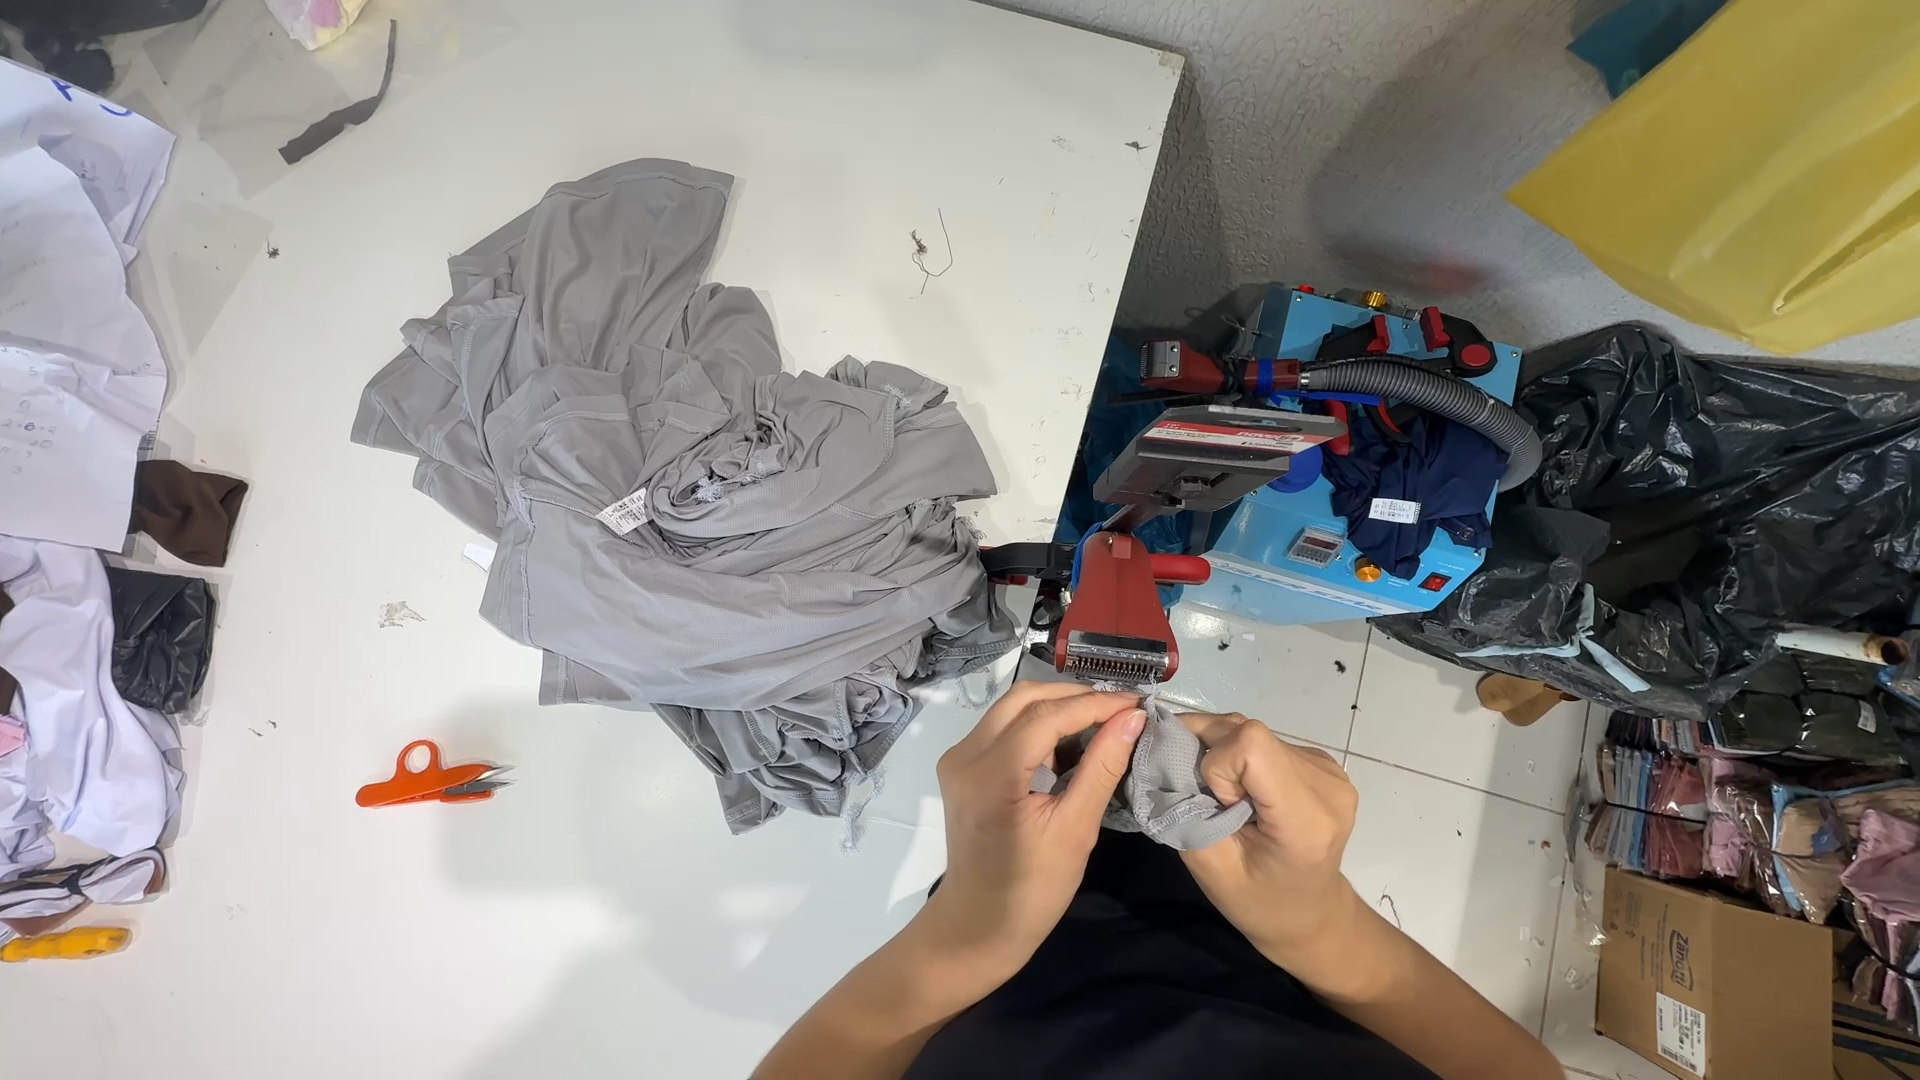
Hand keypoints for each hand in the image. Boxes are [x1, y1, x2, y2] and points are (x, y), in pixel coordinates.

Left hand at [916, 681, 1146, 983]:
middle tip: (1121, 708)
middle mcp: (965, 754)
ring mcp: (958, 757)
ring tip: (1102, 719)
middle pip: (1024, 698)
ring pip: (1011, 707)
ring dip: (1056, 707)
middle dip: (1074, 696)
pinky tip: (1069, 740)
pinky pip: (1002, 726)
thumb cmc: (1032, 890)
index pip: (1046, 717)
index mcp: (990, 774)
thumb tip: (1132, 719)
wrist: (978, 925)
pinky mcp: (961, 764)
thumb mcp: (1076, 830)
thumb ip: (1102, 768)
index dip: (1094, 704)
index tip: (1136, 703)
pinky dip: (1037, 724)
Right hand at [1176, 712, 1363, 964]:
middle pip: (1246, 730)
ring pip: (1249, 729)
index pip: (1251, 744)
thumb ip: (1185, 812)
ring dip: (1221, 751)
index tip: (1217, 803)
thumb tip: (1161, 757)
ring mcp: (1327, 768)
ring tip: (1224, 793)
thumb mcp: (1211, 868)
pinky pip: (1262, 738)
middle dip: (1209, 752)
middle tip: (1205, 793)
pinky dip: (1237, 753)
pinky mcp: (1319, 760)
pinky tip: (1243, 786)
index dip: (1217, 764)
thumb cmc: (1260, 903)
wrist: (1312, 916)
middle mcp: (1325, 782)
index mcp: (1306, 817)